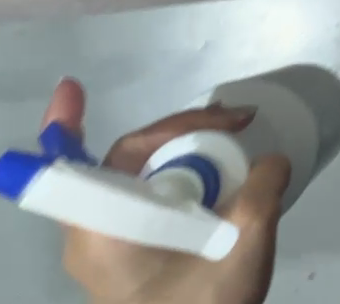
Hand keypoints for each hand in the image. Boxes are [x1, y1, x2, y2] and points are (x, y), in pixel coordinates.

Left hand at [42, 78, 291, 303]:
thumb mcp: (243, 249)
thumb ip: (262, 192)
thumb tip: (272, 160)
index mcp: (104, 234)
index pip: (77, 170)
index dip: (67, 129)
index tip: (71, 88)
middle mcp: (97, 234)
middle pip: (128, 157)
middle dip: (179, 128)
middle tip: (235, 121)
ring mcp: (114, 243)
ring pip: (144, 173)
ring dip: (188, 145)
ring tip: (237, 134)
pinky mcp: (135, 251)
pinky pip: (152, 193)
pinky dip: (185, 167)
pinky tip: (221, 165)